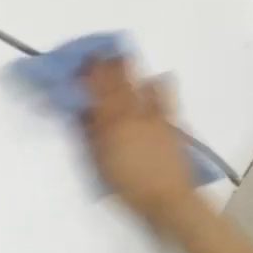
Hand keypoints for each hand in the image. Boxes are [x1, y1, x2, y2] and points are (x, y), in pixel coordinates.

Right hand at [82, 55, 199, 228]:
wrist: (169, 200)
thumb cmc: (126, 186)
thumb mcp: (98, 162)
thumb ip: (89, 134)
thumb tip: (81, 111)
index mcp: (111, 122)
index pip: (97, 91)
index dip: (88, 73)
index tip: (81, 60)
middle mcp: (133, 113)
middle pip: (119, 82)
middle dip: (108, 65)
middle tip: (100, 52)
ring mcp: (155, 116)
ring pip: (142, 84)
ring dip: (131, 70)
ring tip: (123, 58)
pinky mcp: (171, 124)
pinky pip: (165, 98)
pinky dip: (160, 85)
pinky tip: (158, 78)